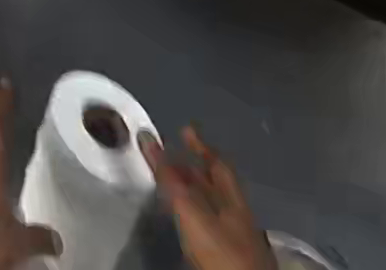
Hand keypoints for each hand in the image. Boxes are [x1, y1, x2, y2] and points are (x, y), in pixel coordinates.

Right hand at [140, 127, 275, 269]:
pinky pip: (209, 224)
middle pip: (215, 185)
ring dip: (192, 191)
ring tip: (170, 183)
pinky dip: (193, 213)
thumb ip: (169, 176)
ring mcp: (236, 239)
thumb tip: (147, 137)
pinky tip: (183, 219)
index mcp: (234, 199)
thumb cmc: (220, 250)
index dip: (200, 145)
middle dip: (192, 168)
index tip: (184, 129)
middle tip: (170, 155)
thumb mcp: (190, 209)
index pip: (217, 164)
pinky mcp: (229, 259)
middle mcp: (238, 215)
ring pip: (212, 205)